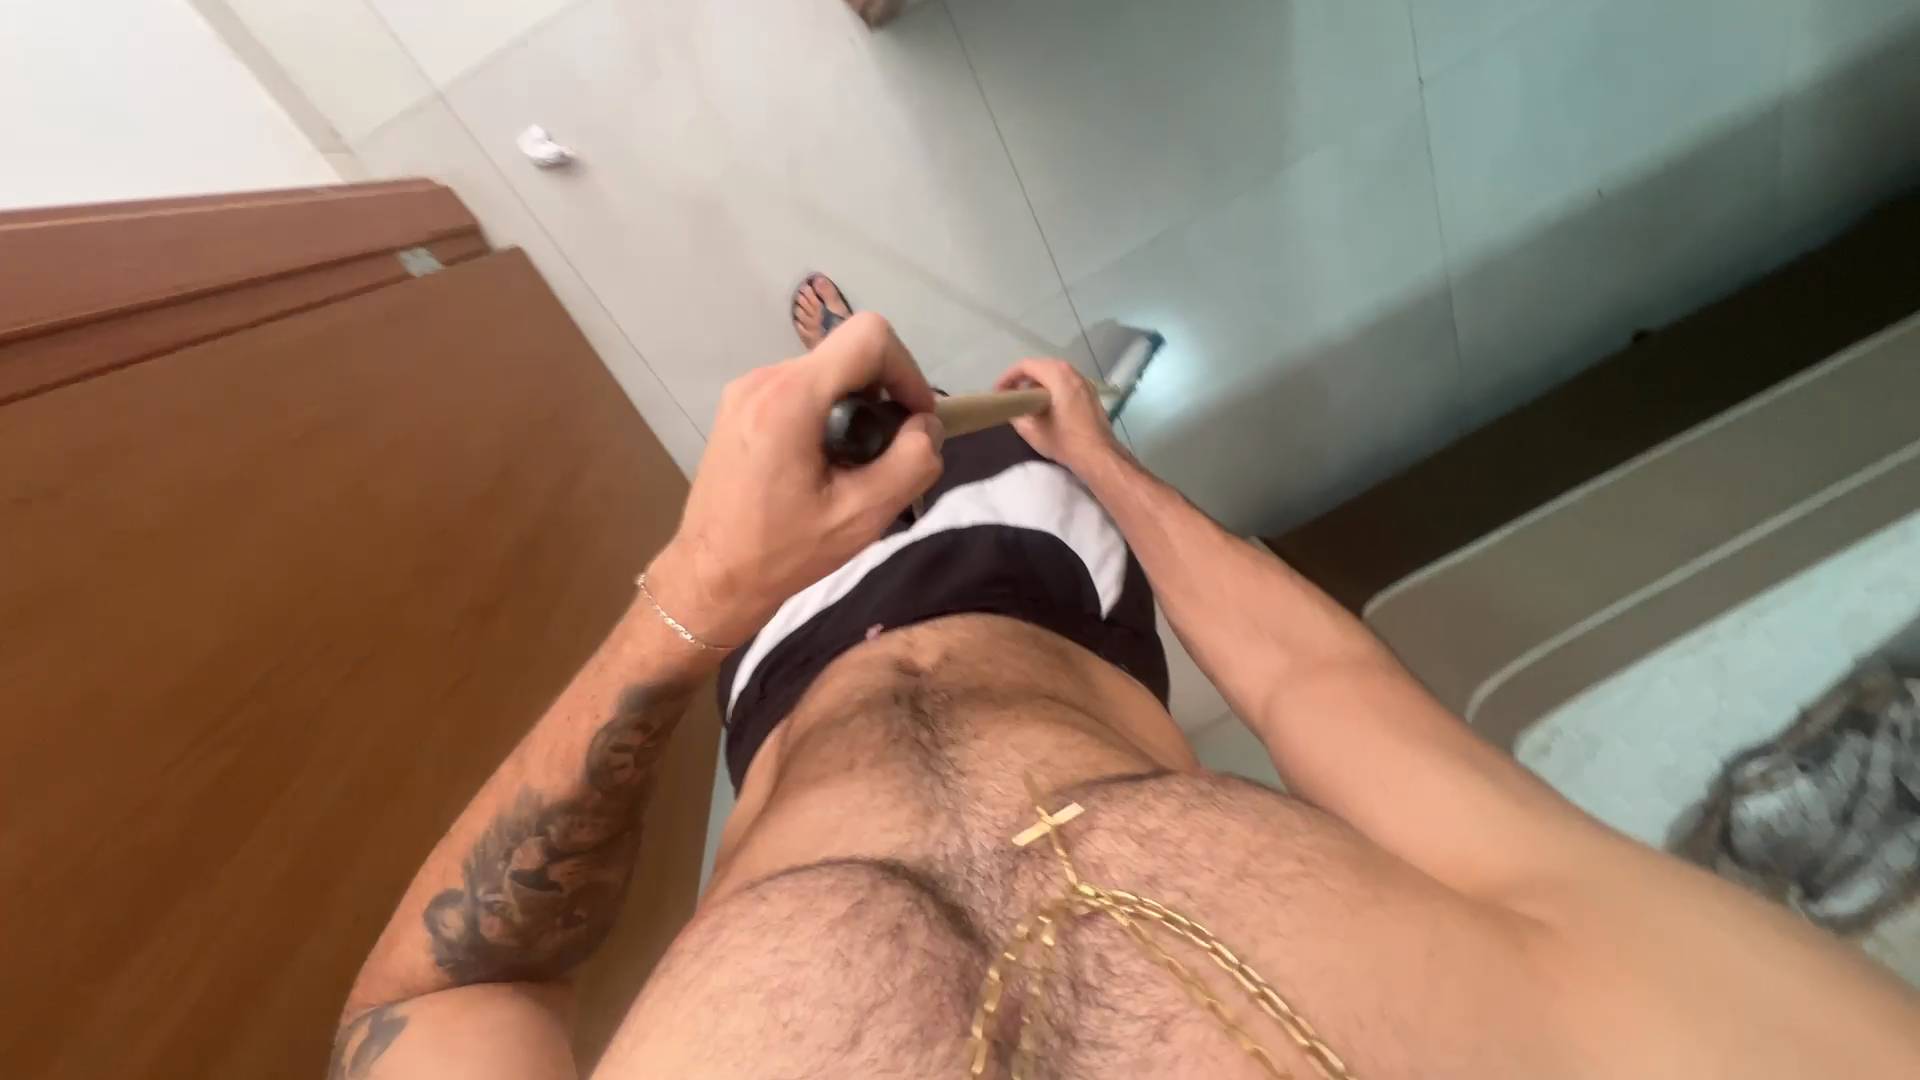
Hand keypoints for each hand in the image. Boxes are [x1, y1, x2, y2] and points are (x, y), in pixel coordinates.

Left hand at [650, 313, 943, 645]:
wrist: (710, 577)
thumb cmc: (783, 553)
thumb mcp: (862, 516)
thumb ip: (911, 463)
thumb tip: (927, 426)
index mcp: (791, 397)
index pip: (870, 336)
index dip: (908, 372)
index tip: (914, 422)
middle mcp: (764, 378)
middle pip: (849, 355)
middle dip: (883, 397)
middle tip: (887, 456)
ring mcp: (747, 390)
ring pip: (827, 373)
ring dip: (856, 409)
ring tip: (856, 468)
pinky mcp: (740, 407)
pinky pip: (802, 391)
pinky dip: (829, 415)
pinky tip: (824, 466)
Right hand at [995, 358, 1122, 473]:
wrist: (1099, 455)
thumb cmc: (1065, 442)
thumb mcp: (1032, 431)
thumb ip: (1017, 415)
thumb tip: (1013, 409)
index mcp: (1058, 377)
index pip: (1027, 366)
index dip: (1008, 376)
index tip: (998, 391)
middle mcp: (1073, 373)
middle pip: (1042, 366)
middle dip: (1023, 378)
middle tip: (1011, 393)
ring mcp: (1085, 382)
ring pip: (1056, 373)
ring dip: (1038, 382)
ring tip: (1026, 399)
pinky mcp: (1091, 394)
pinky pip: (1067, 382)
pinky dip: (1053, 388)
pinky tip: (1047, 405)